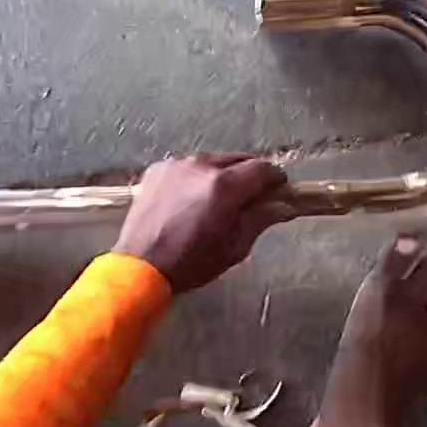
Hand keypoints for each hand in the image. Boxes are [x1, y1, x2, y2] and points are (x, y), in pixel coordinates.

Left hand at [113, 154, 294, 291]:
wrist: (139, 267)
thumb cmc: (192, 262)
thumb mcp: (235, 247)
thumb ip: (262, 218)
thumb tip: (286, 205)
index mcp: (225, 186)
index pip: (263, 169)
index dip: (276, 179)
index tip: (279, 190)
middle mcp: (202, 166)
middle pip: (239, 159)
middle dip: (250, 175)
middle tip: (252, 196)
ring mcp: (178, 164)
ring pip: (214, 161)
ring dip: (224, 174)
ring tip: (220, 198)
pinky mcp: (159, 169)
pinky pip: (190, 166)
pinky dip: (198, 177)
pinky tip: (194, 198)